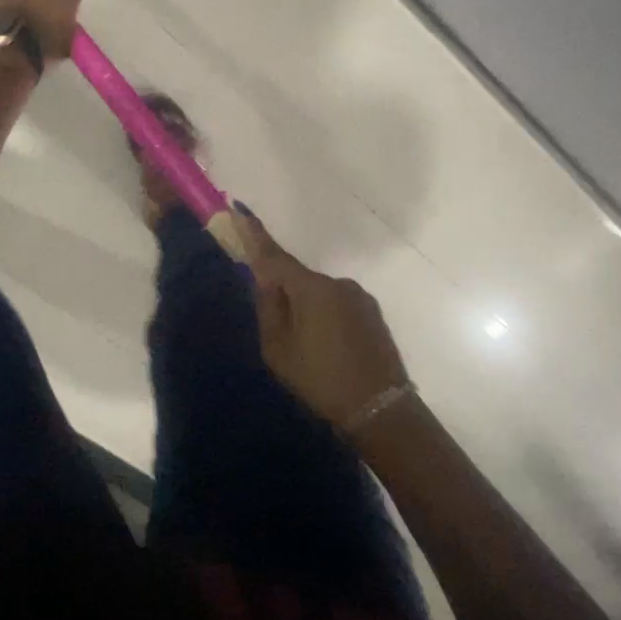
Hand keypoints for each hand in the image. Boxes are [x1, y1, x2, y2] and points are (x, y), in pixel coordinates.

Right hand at [238, 210, 411, 430]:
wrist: (381, 410)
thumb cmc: (321, 379)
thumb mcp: (278, 349)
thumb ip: (268, 308)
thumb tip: (264, 279)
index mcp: (311, 289)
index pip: (274, 255)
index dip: (254, 234)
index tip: (239, 209)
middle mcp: (337, 284)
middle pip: (297, 279)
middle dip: (283, 294)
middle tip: (279, 332)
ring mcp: (359, 298)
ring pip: (319, 295)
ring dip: (307, 311)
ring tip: (309, 352)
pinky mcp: (373, 314)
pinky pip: (338, 307)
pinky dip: (326, 320)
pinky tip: (328, 351)